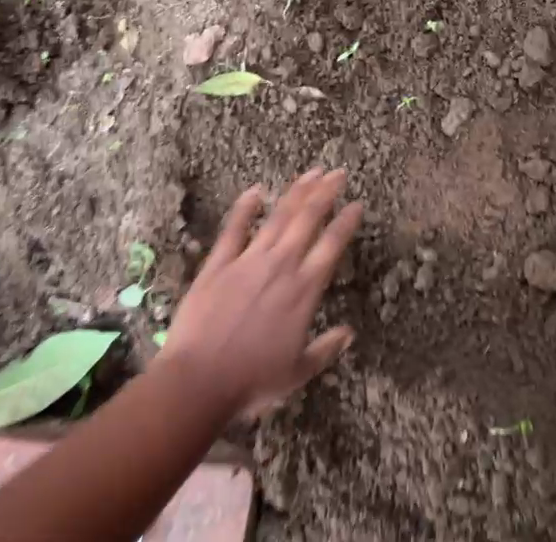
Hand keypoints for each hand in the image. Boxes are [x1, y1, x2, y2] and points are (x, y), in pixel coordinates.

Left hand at [160, 167, 362, 418]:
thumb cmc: (251, 381)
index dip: (347, 222)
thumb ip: (326, 349)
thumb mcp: (298, 372)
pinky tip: (256, 190)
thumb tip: (349, 333)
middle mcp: (280, 267)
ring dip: (296, 192)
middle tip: (338, 172)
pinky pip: (233, 230)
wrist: (197, 383)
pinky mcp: (217, 266)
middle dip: (325, 193)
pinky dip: (245, 208)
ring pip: (277, 218)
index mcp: (304, 291)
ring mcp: (247, 262)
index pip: (332, 246)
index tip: (358, 204)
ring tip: (311, 172)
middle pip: (307, 220)